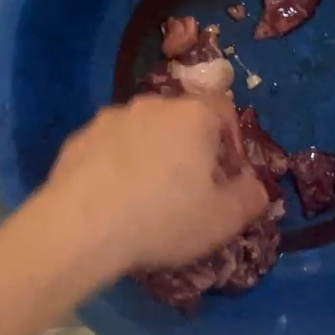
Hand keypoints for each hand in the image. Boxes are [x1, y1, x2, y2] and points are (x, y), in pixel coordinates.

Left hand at [36, 95, 267, 274]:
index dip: (231, 141)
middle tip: (188, 192)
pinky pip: (109, 148)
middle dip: (190, 149)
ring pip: (143, 132)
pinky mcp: (78, 139)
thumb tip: (256, 186)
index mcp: (194, 115)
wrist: (79, 229)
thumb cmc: (162, 219)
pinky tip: (112, 201)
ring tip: (146, 199)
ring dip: (151, 155)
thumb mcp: (222, 220)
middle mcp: (152, 105)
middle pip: (183, 120)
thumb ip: (250, 198)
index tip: (225, 177)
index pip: (224, 109)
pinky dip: (116, 165)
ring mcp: (110, 118)